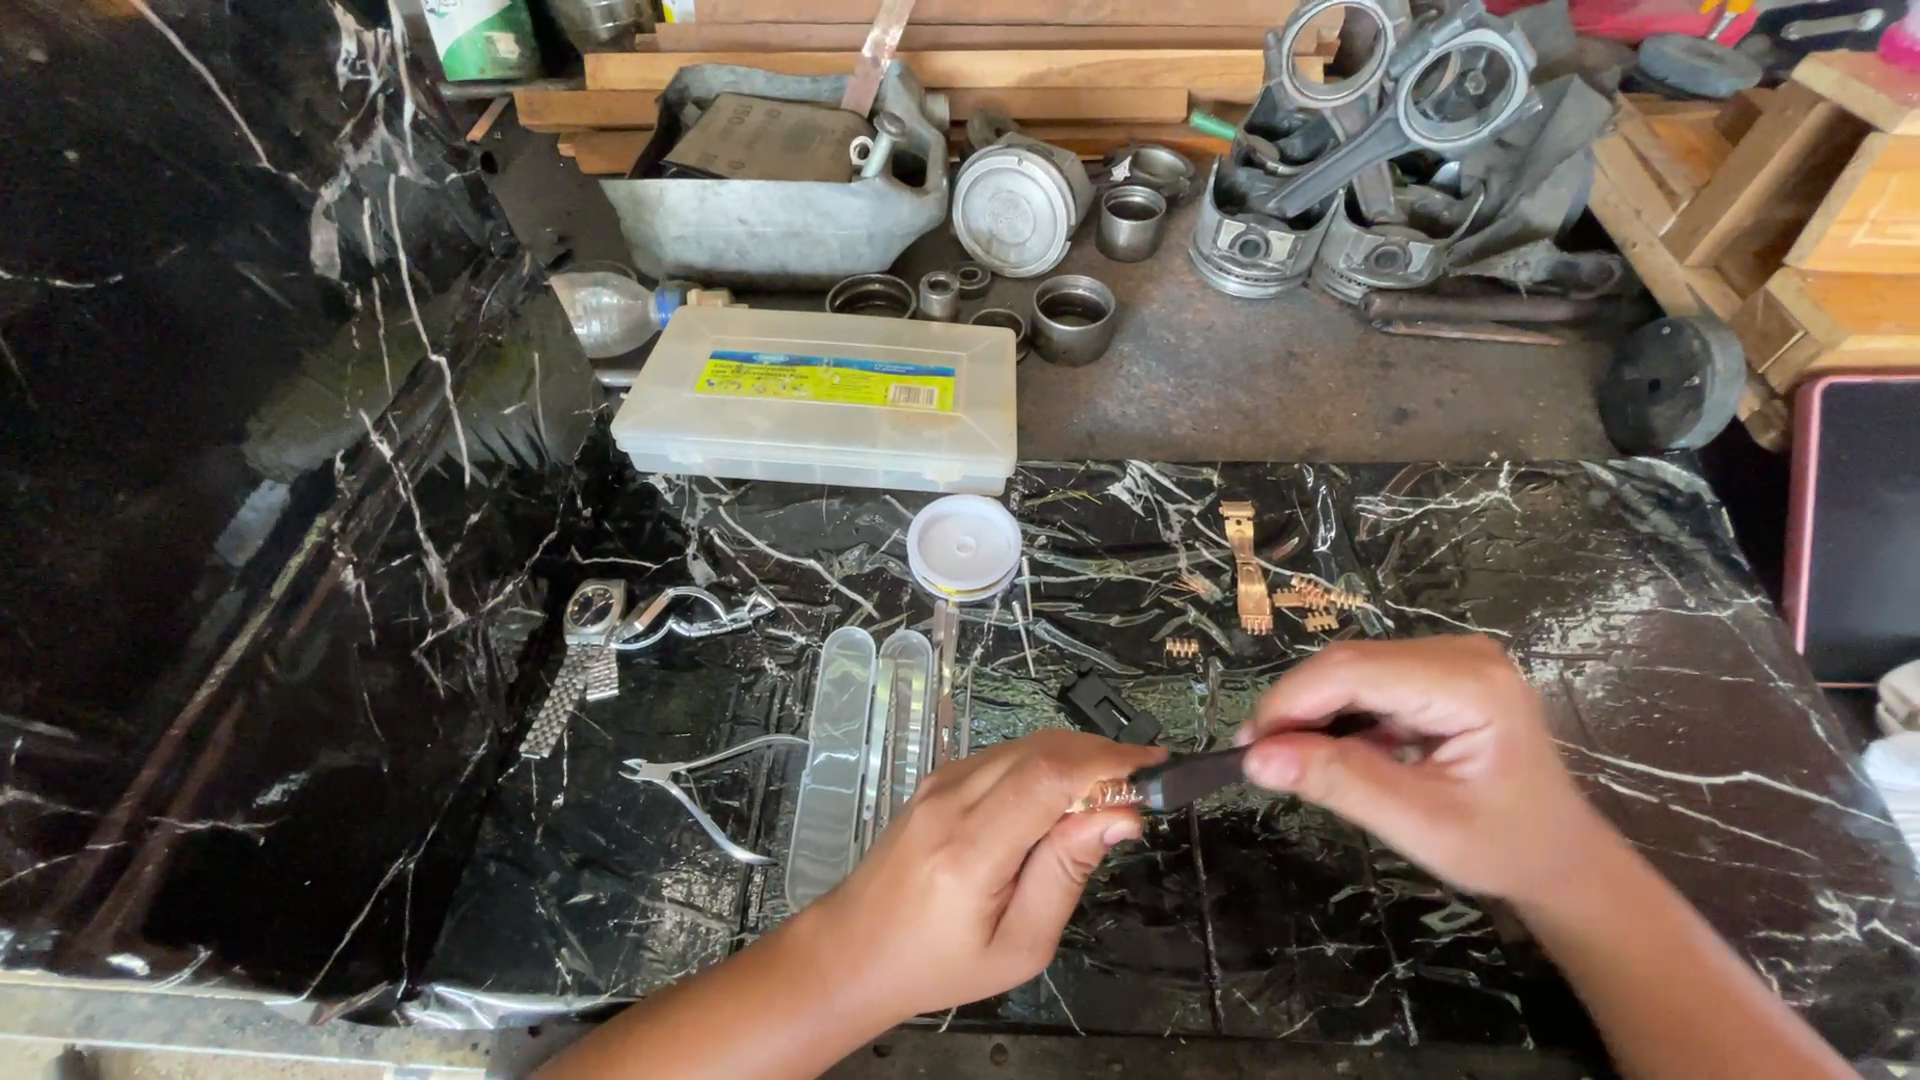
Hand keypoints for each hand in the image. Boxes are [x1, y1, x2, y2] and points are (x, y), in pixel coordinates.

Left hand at [792, 729, 1164, 1023]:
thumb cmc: (937, 963)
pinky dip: (1046, 763)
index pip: (1047, 778)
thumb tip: (1117, 817)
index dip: (1106, 762)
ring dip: (1076, 755)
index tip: (1153, 767)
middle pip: (1040, 749)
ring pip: (1024, 745)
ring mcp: (940, 782)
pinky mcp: (938, 779)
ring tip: (1113, 787)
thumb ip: (1066, 874)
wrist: (856, 947)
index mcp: (970, 848)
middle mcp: (951, 799)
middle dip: (1101, 753)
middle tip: (1144, 777)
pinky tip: (1066, 792)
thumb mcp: (1019, 944)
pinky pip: (1003, 756)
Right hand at [1233, 635, 1618, 903]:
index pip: (1352, 671)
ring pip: (1347, 669)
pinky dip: (1333, 713)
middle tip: (1258, 756)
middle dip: (1294, 707)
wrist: (1560, 858)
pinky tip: (1324, 747)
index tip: (1248, 747)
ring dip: (1309, 710)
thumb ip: (1339, 783)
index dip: (1290, 702)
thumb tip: (1255, 759)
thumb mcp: (1419, 825)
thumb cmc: (1503, 848)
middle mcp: (1458, 653)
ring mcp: (1448, 657)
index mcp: (1470, 684)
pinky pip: (1363, 680)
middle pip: (1346, 664)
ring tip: (1285, 755)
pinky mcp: (1434, 671)